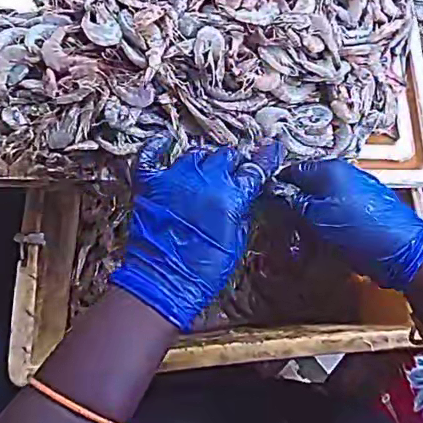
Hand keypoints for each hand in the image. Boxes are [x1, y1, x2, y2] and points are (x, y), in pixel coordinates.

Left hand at [110, 139, 280, 331]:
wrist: (163, 281)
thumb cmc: (204, 270)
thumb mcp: (236, 241)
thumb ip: (242, 211)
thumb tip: (245, 194)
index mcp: (230, 196)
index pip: (254, 168)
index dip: (264, 159)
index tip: (272, 148)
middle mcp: (203, 180)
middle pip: (225, 156)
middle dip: (233, 162)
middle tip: (235, 170)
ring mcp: (174, 179)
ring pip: (194, 154)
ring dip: (204, 161)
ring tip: (206, 169)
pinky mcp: (150, 184)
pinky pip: (151, 155)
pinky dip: (158, 146)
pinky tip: (166, 141)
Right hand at [276, 159, 422, 287]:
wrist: (404, 253)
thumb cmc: (359, 231)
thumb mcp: (316, 217)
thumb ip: (293, 201)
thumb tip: (274, 192)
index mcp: (329, 169)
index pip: (291, 170)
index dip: (276, 186)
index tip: (265, 204)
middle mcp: (342, 174)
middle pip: (306, 186)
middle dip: (292, 205)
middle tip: (282, 225)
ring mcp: (356, 190)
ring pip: (320, 201)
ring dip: (308, 218)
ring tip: (303, 238)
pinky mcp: (365, 209)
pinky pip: (336, 212)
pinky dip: (326, 224)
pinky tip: (324, 240)